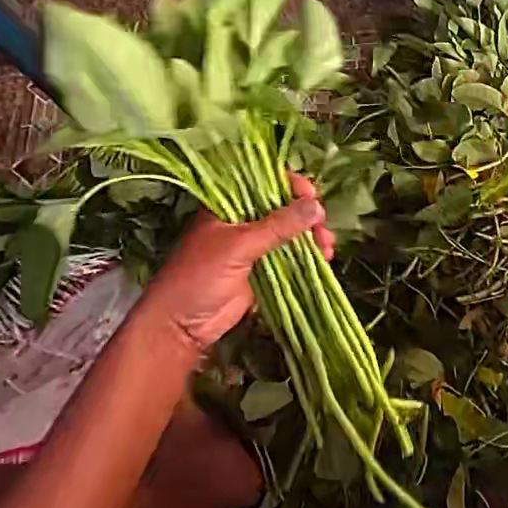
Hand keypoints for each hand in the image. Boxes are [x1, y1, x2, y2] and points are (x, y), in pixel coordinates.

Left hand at [142, 174, 334, 349]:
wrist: (179, 326)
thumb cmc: (199, 276)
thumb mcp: (238, 245)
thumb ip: (278, 226)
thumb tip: (316, 206)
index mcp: (228, 204)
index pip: (264, 181)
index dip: (289, 185)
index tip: (310, 195)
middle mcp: (243, 220)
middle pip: (283, 207)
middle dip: (307, 214)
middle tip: (322, 226)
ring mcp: (254, 246)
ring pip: (291, 233)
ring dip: (312, 236)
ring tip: (327, 247)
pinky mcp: (263, 270)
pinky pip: (292, 256)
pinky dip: (309, 257)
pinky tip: (324, 260)